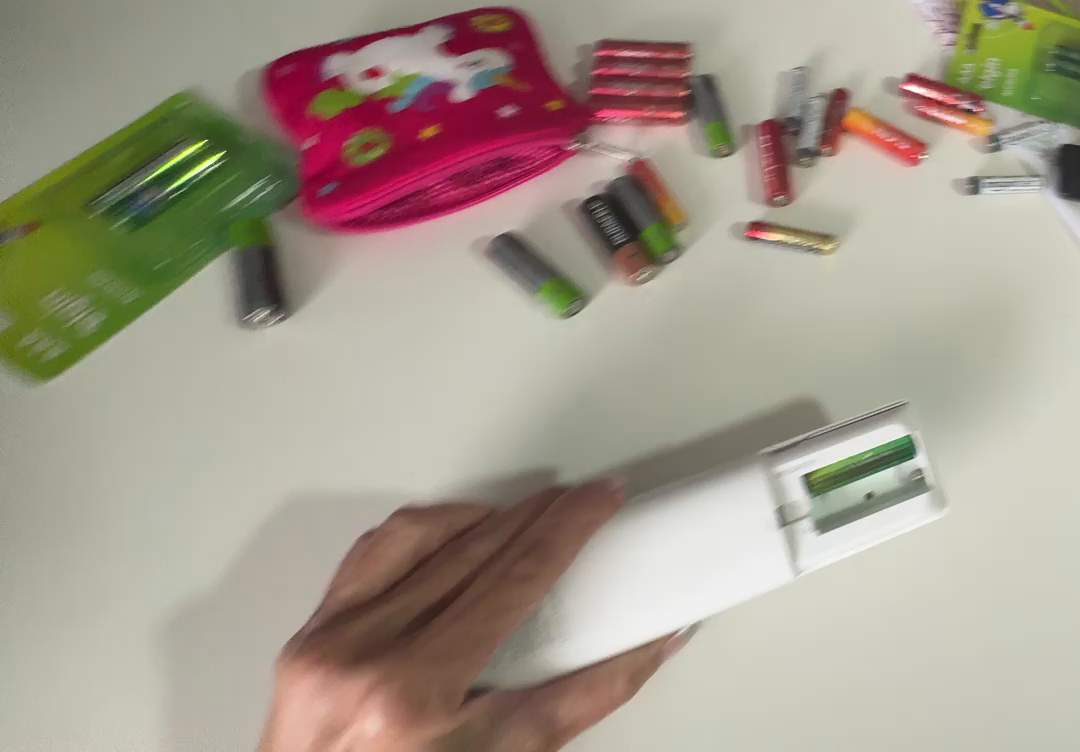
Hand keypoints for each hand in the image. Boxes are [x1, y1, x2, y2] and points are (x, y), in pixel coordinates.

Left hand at [259, 481, 691, 751]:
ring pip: (430, 532)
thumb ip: (593, 694)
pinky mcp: (308, 634)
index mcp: (416, 691)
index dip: (572, 525)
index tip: (607, 493)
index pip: (519, 575)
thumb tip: (663, 640)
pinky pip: (379, 547)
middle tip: (590, 496)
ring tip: (533, 516)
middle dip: (547, 510)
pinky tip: (466, 532)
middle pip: (483, 546)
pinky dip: (432, 527)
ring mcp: (327, 642)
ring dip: (493, 515)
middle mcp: (365, 656)